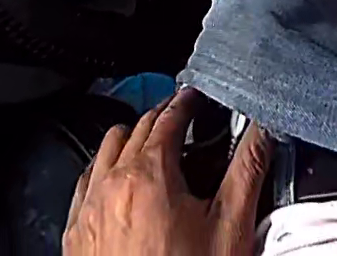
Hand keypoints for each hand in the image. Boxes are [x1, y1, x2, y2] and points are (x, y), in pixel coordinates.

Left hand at [64, 88, 271, 255]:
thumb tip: (262, 131)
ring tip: (153, 148)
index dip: (187, 103)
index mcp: (149, 174)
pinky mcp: (74, 237)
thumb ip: (247, 170)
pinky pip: (85, 182)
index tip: (197, 99)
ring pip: (108, 147)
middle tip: (183, 121)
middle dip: (164, 117)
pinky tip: (119, 183)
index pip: (169, 117)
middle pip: (139, 126)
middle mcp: (112, 183)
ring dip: (132, 139)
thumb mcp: (228, 229)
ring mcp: (88, 210)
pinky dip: (103, 170)